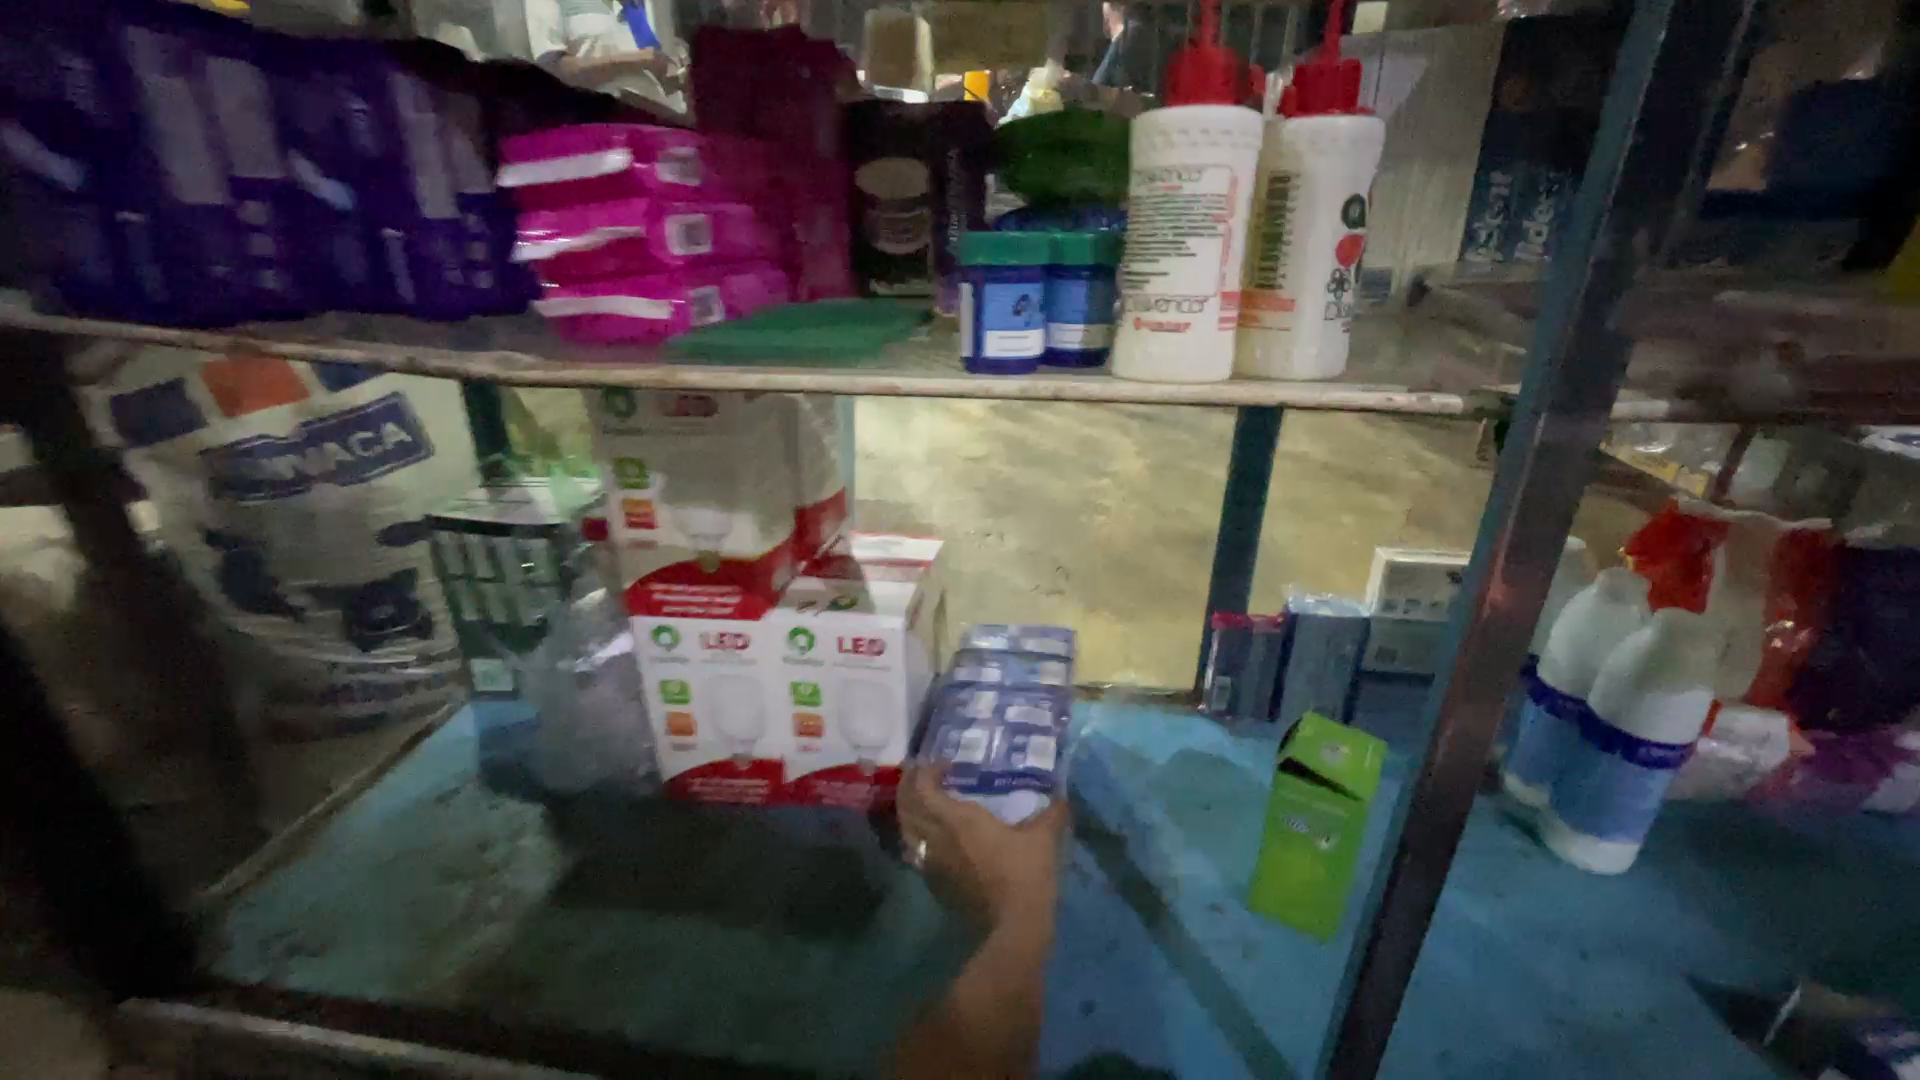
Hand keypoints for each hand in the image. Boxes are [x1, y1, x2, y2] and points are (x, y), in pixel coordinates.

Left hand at [896, 765, 1068, 930]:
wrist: (1014, 926)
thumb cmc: (1025, 874)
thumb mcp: (1043, 837)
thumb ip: (1052, 813)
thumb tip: (1063, 798)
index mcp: (957, 819)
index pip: (923, 787)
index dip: (926, 772)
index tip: (945, 766)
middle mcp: (936, 837)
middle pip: (906, 805)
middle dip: (909, 785)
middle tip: (923, 775)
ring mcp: (931, 862)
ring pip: (905, 829)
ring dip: (908, 810)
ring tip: (923, 801)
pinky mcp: (934, 883)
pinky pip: (913, 851)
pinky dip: (915, 836)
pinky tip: (931, 835)